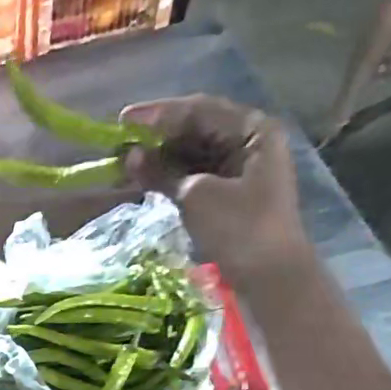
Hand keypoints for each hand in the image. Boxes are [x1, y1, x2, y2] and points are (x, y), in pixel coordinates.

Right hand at [120, 96, 307, 267]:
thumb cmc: (240, 229)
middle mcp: (249, 143)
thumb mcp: (196, 196)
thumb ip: (162, 172)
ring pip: (194, 155)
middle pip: (197, 131)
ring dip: (161, 159)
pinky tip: (147, 181)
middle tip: (120, 146)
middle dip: (158, 138)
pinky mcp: (231, 198)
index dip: (158, 115)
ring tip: (127, 165)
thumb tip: (130, 156)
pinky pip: (196, 177)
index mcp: (252, 130)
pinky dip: (171, 179)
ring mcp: (241, 172)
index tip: (122, 122)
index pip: (199, 110)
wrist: (270, 278)